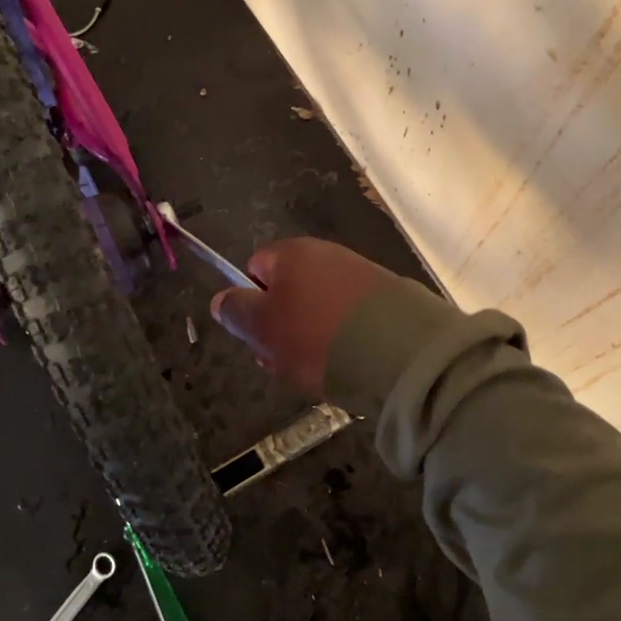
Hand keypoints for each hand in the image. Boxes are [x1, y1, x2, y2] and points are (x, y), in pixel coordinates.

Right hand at [210, 237, 396, 395]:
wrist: (397, 352)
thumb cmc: (316, 337)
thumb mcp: (262, 329)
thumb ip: (236, 311)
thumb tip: (222, 299)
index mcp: (292, 252)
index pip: (255, 267)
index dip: (250, 302)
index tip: (257, 336)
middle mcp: (328, 254)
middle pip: (290, 289)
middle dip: (282, 325)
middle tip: (284, 360)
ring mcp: (362, 274)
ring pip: (321, 306)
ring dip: (313, 335)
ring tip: (320, 368)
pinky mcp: (390, 299)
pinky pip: (352, 318)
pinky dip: (345, 338)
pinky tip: (350, 363)